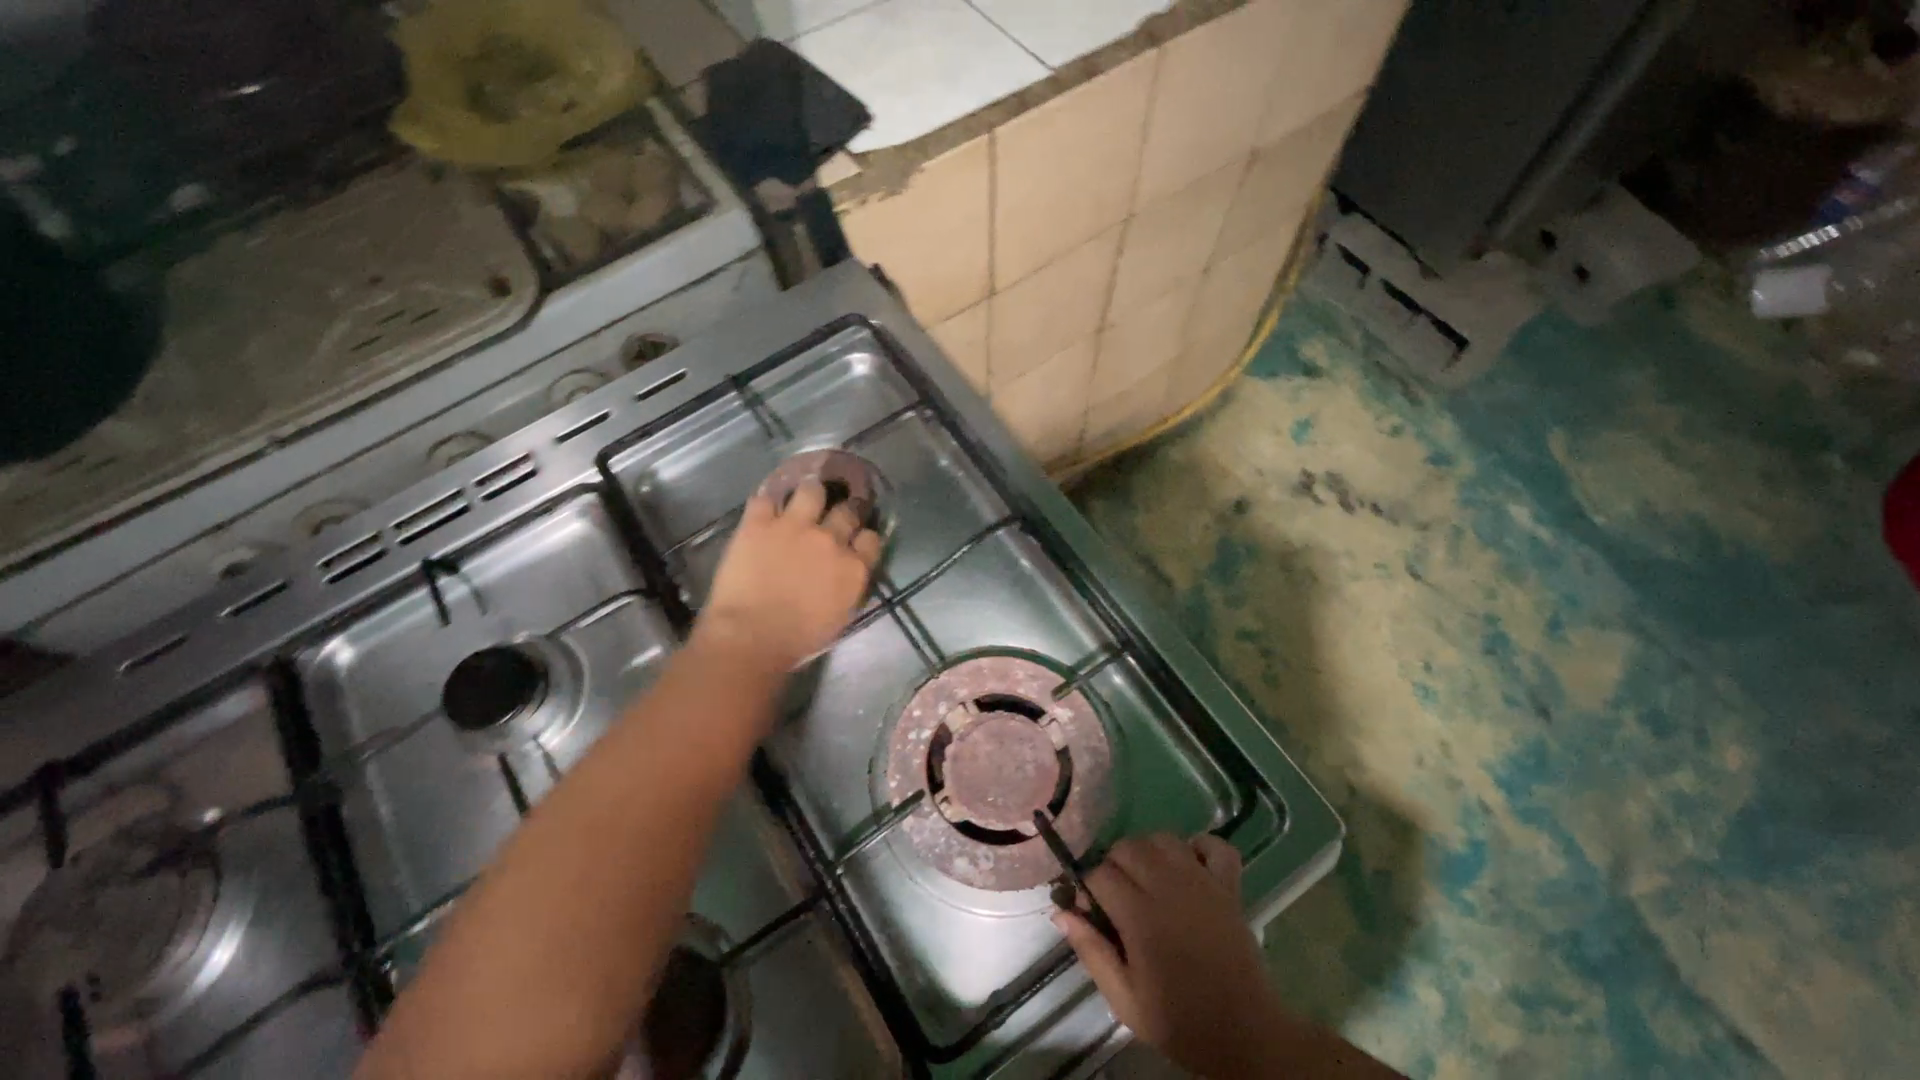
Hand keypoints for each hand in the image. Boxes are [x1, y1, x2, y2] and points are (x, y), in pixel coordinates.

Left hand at [691, 479, 882, 674]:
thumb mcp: (839, 616)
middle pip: (846, 510)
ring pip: (811, 491)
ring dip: (810, 493)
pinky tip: (766, 507)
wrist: (751, 635)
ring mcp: (794, 525)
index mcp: (853, 568)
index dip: (863, 536)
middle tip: (835, 512)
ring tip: (803, 498)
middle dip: (844, 508)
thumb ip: (847, 586)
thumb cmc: (798, 640)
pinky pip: (766, 498)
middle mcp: (830, 539)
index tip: (856, 538)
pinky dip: (767, 501)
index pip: (870, 539)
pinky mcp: (759, 522)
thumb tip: (845, 574)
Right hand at [1055, 833, 1287, 1078]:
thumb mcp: (1124, 999)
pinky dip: (1199, 847)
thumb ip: (1092, 952)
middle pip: (1128, 847)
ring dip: (1147, 852)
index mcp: (1141, 918)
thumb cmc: (1179, 1021)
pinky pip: (1216, 846)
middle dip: (1112, 865)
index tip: (1090, 914)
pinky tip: (1188, 867)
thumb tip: (1060, 913)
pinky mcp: (1230, 888)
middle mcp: (1171, 889)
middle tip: (1115, 899)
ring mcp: (1204, 884)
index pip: (1099, 874)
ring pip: (1164, 839)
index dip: (1086, 889)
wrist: (1244, 1034)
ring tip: (1146, 883)